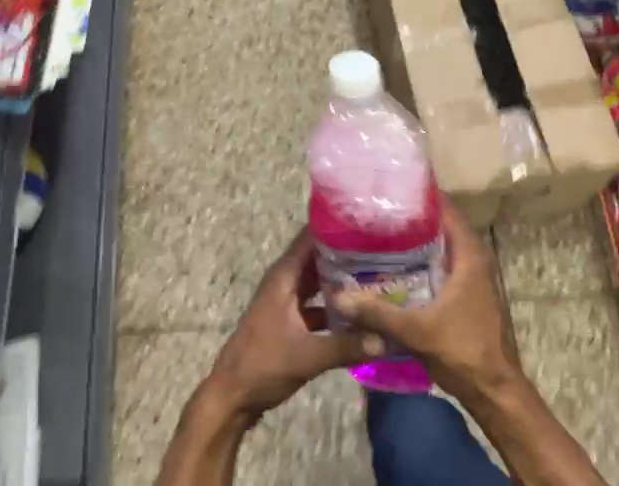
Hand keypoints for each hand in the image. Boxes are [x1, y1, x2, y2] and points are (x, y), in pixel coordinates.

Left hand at [201, 233, 377, 418]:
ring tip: (378, 275)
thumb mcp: (307, 356)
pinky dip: (335, 306)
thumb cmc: (263, 365)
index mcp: (284, 277)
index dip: (336, 227)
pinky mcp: (290, 321)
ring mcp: (286, 302)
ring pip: (318, 282)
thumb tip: (386, 338)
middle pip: (318, 258)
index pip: (311, 238)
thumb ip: (346, 346)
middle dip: (346, 253)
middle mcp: (285, 282)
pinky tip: (360, 313)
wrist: (232, 396)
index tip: (367, 222)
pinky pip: (317, 304)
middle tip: (382, 249)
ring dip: (342, 280)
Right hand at [330, 203, 521, 402]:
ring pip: (440, 247)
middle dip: (411, 217)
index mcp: (469, 255)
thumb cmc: (462, 350)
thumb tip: (339, 297)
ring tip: (378, 233)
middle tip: (375, 210)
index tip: (390, 186)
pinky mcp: (466, 295)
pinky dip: (420, 262)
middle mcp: (474, 259)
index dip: (420, 196)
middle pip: (441, 226)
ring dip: (415, 241)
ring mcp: (472, 278)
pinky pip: (440, 266)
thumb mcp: (415, 331)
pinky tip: (393, 267)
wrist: (494, 390)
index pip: (446, 209)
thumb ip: (377, 312)